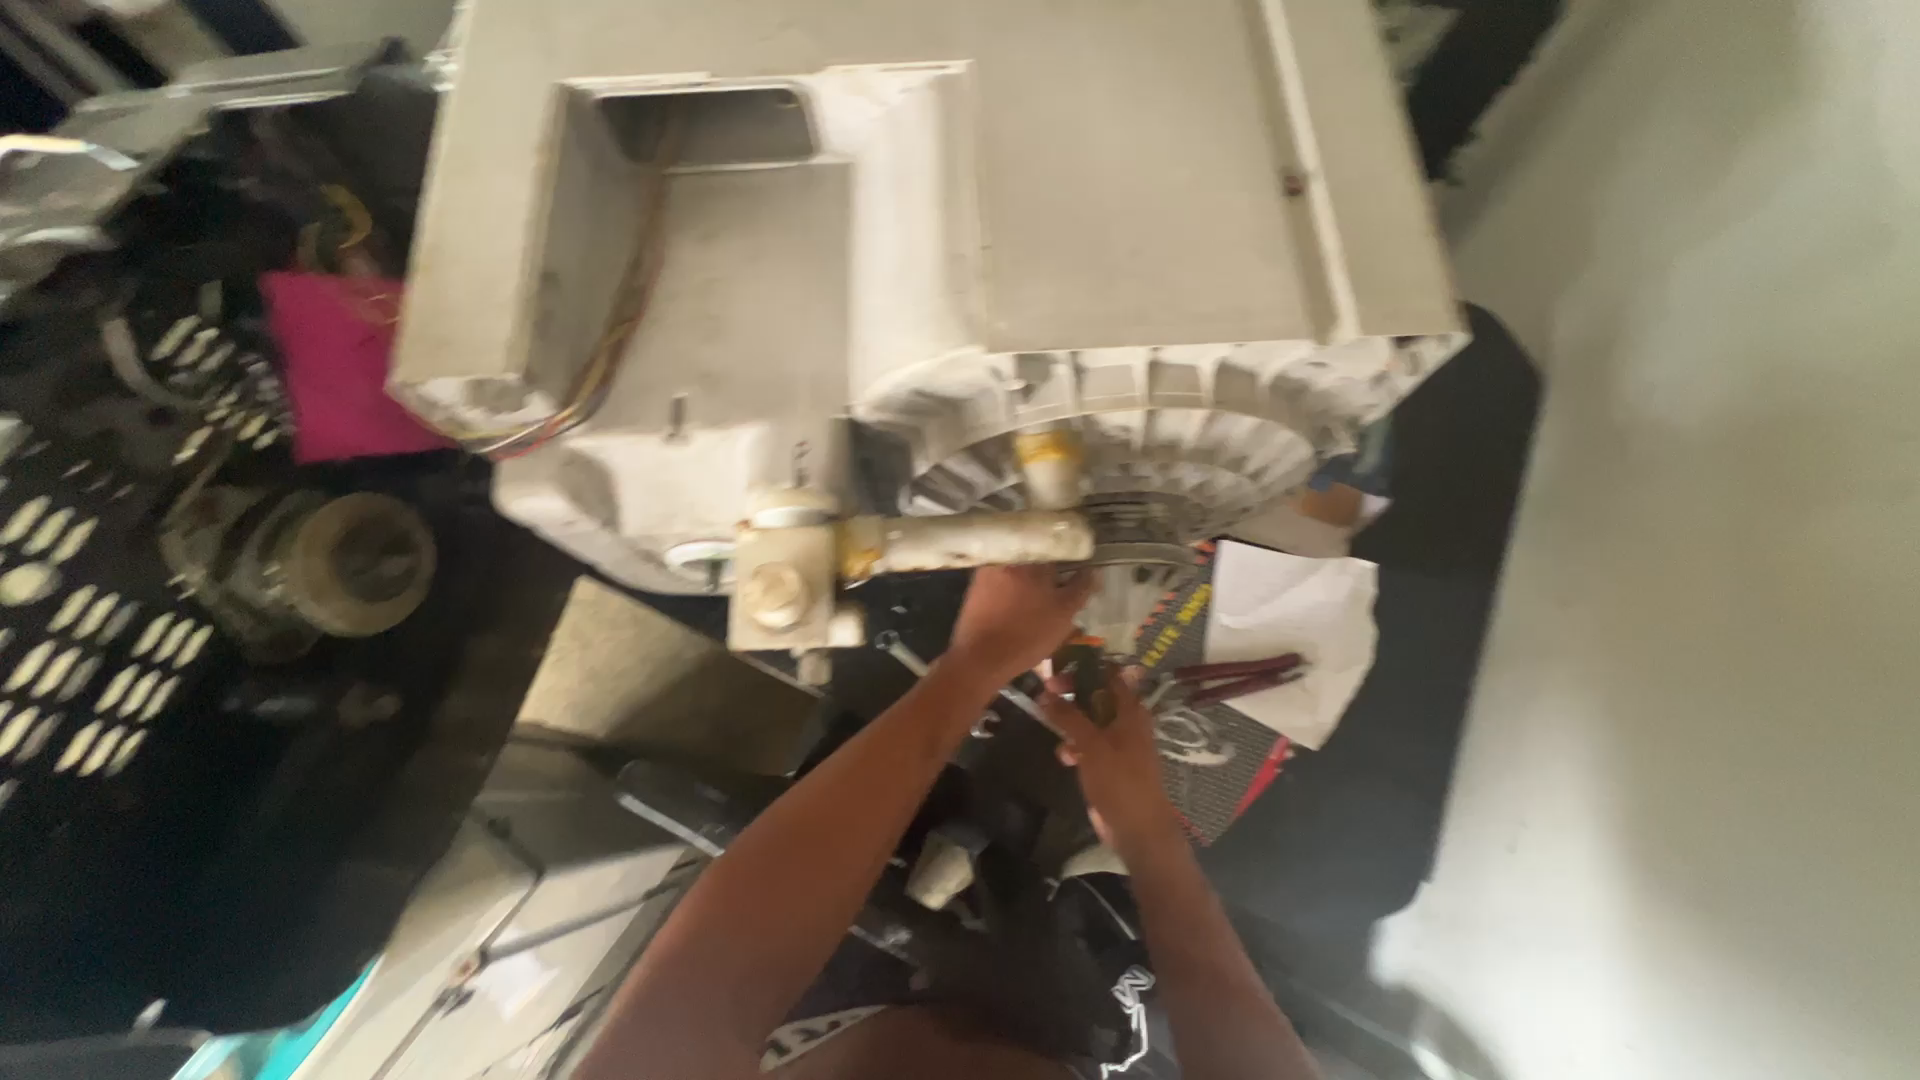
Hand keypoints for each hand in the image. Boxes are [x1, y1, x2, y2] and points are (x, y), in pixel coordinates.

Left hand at [946, 565, 1094, 684]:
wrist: (981, 658)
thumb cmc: (1028, 634)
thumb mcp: (1064, 614)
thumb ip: (1081, 588)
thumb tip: (1094, 570)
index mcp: (1031, 558)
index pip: (1056, 546)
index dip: (1069, 557)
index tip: (1076, 569)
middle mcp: (1007, 557)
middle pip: (1035, 555)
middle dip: (1048, 568)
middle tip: (1059, 586)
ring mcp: (987, 571)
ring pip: (1017, 568)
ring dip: (1029, 578)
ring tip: (1039, 598)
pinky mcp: (975, 587)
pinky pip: (1001, 580)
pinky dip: (1012, 588)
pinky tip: (1018, 606)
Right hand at [1039, 666, 1186, 854]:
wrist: (1138, 830)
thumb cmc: (1120, 781)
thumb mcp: (1092, 744)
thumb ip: (1069, 716)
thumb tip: (1044, 691)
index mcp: (1130, 710)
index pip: (1109, 675)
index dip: (1084, 668)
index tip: (1057, 669)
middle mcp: (1126, 722)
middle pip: (1096, 697)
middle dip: (1071, 696)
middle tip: (1045, 694)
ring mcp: (1118, 744)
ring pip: (1089, 722)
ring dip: (1069, 724)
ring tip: (1049, 727)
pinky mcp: (1108, 765)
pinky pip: (1087, 745)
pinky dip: (1075, 747)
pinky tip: (1063, 758)